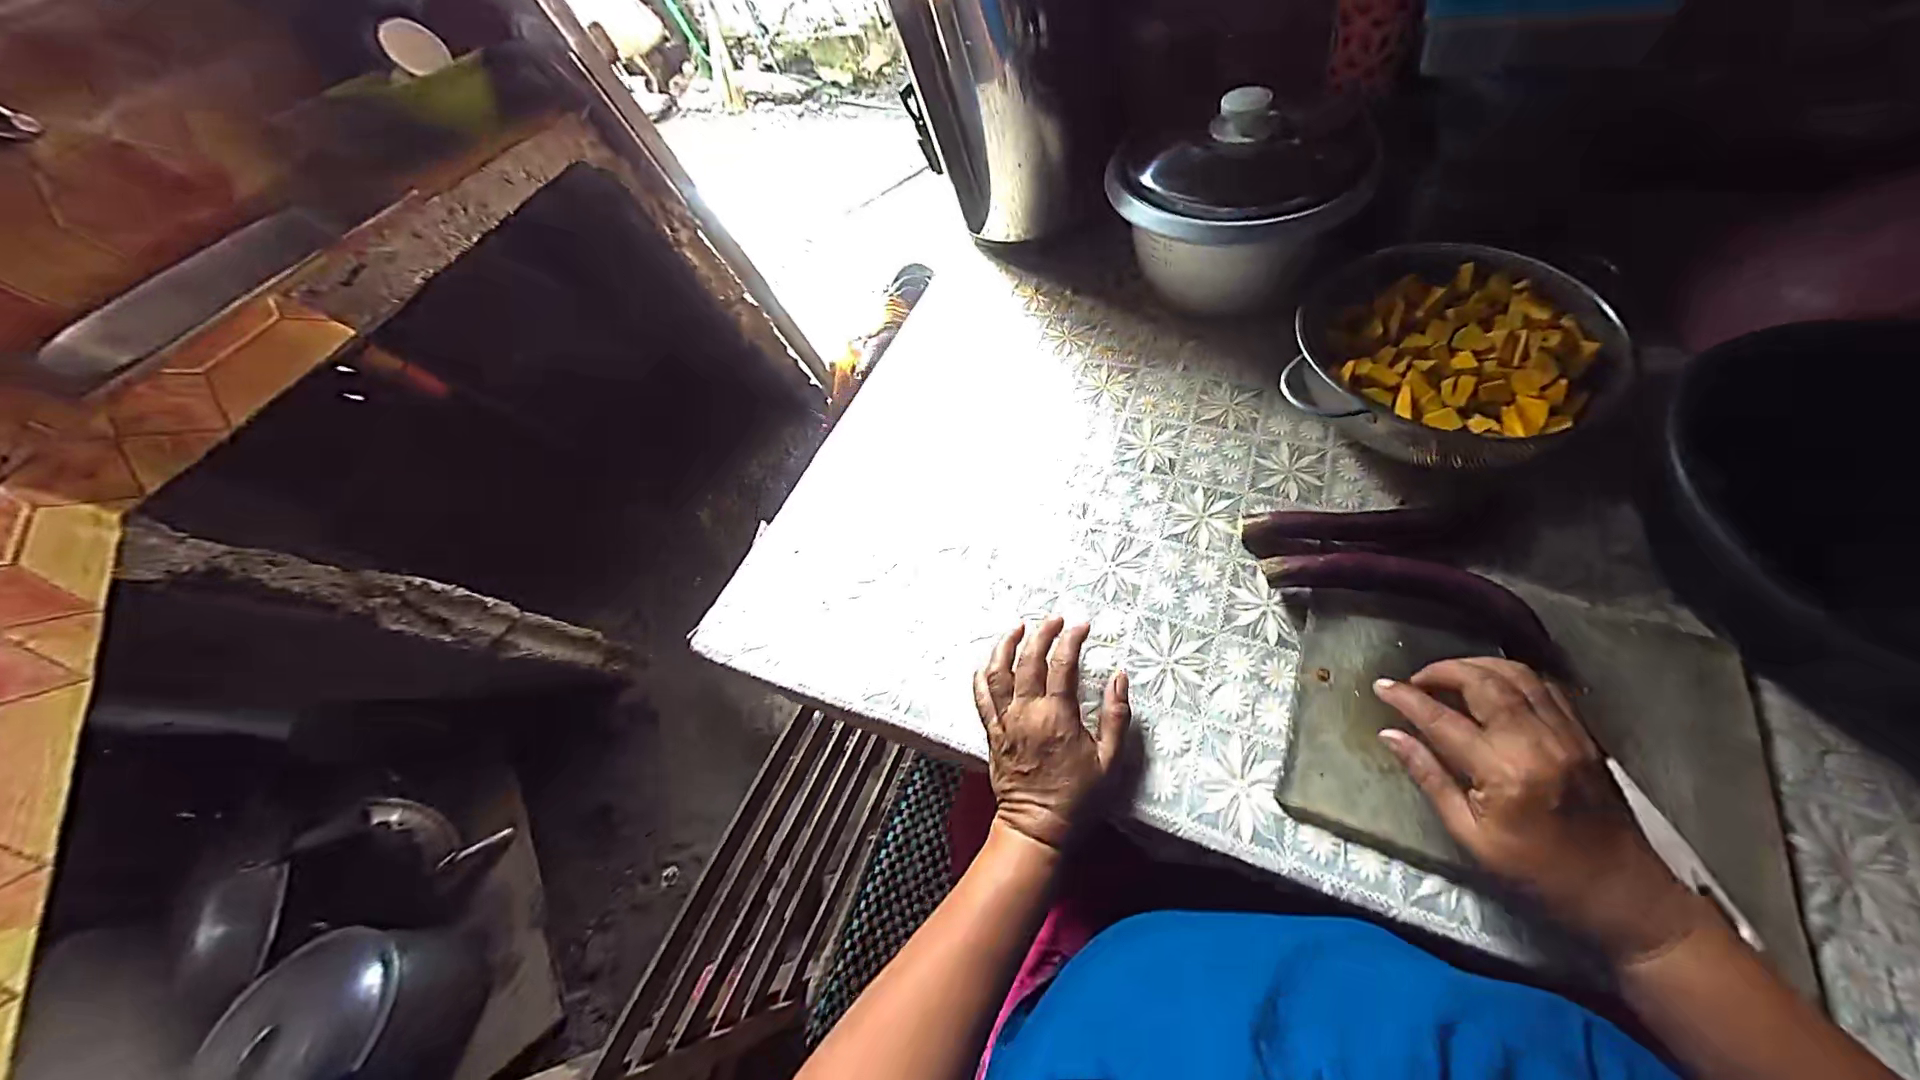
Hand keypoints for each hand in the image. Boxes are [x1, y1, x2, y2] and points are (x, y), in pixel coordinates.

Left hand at [973, 617, 1130, 850]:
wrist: (1037, 826)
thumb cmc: (1077, 797)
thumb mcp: (1109, 761)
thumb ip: (1117, 717)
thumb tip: (1119, 679)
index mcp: (1057, 716)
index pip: (1063, 664)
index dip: (1072, 640)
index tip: (1081, 626)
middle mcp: (1026, 712)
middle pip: (1028, 660)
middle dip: (1041, 633)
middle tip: (1053, 620)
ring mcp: (1005, 720)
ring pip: (997, 672)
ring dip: (1006, 645)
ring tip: (1017, 628)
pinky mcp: (992, 732)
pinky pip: (980, 697)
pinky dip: (982, 675)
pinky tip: (987, 662)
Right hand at [1374, 657, 1710, 964]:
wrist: (1624, 894)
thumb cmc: (1538, 872)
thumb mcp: (1469, 833)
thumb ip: (1428, 776)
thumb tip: (1390, 735)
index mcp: (1505, 771)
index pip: (1442, 718)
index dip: (1406, 698)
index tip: (1382, 686)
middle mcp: (1538, 743)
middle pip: (1483, 682)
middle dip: (1441, 671)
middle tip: (1415, 680)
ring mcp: (1568, 736)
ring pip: (1517, 674)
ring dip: (1476, 666)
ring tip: (1449, 676)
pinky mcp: (1586, 736)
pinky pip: (1545, 687)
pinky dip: (1511, 677)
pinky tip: (1492, 687)